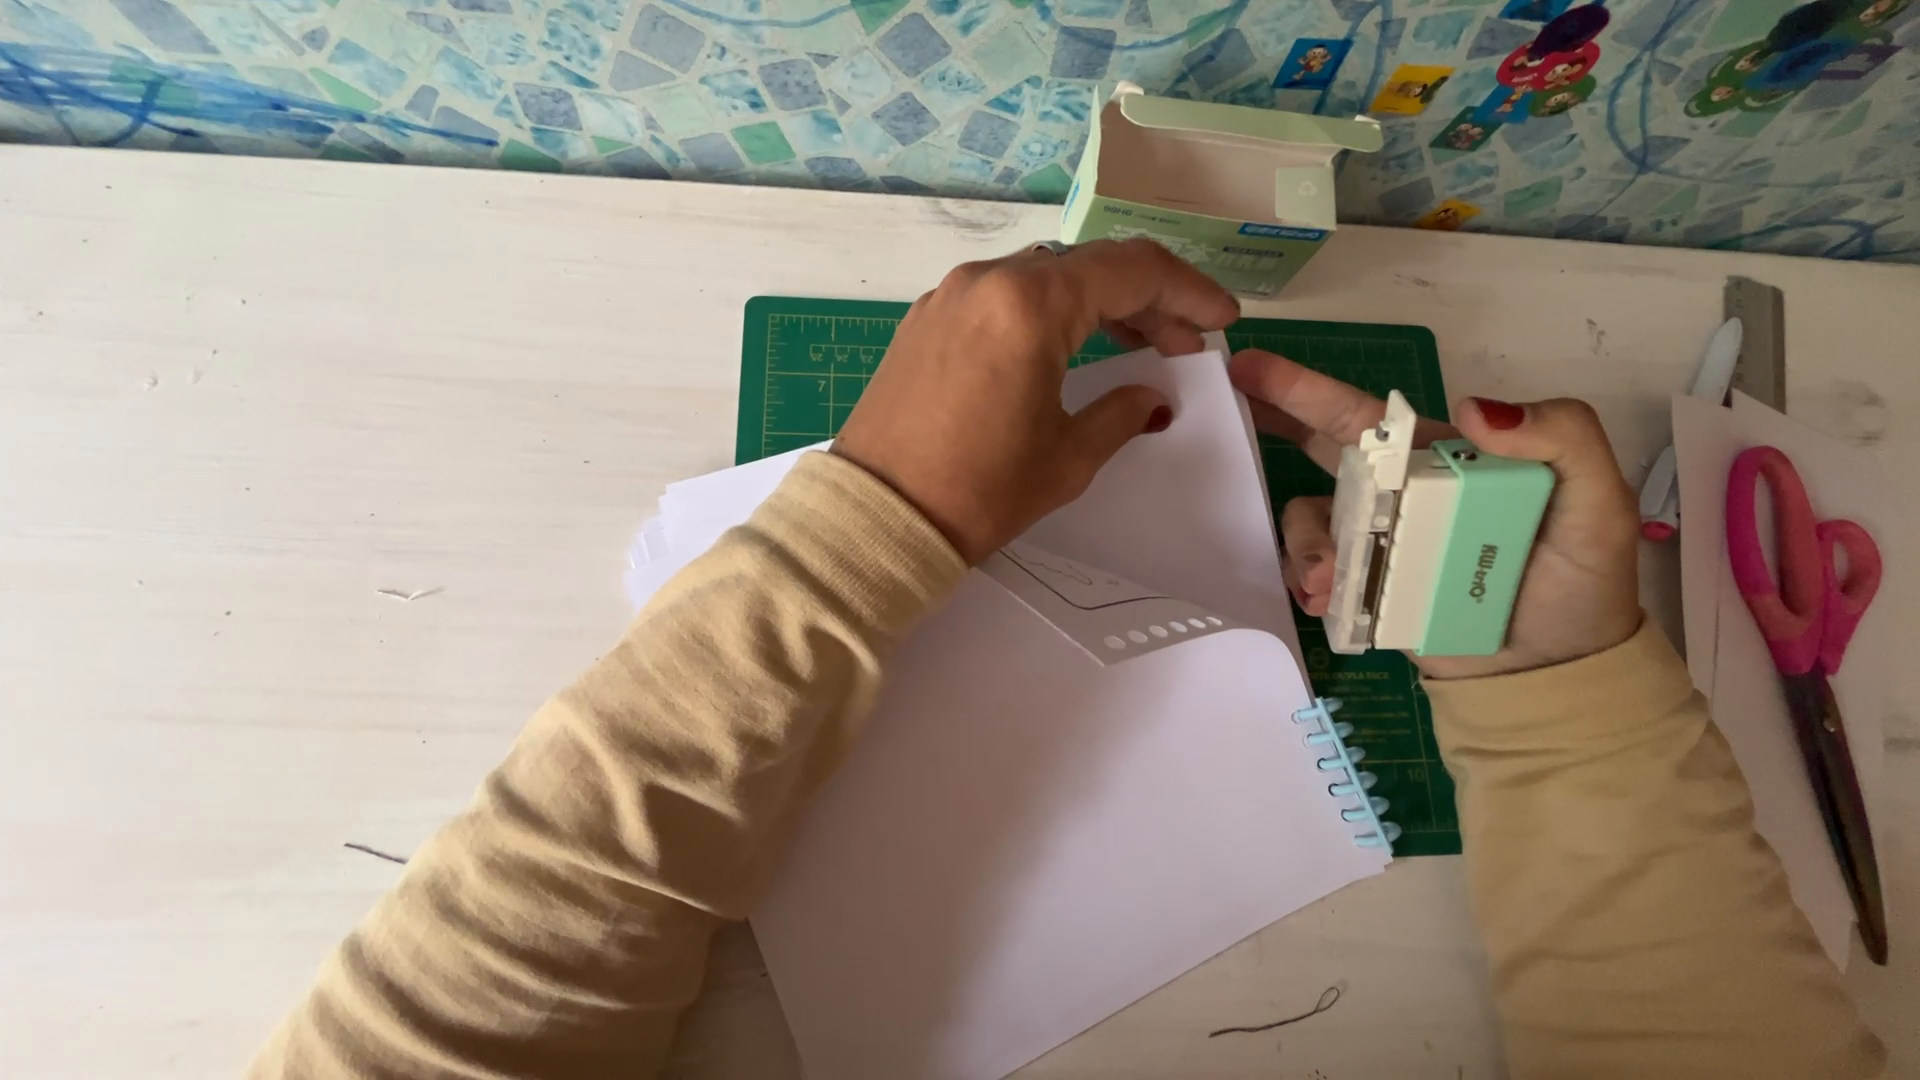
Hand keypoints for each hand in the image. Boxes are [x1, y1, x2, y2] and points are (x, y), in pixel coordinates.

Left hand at [832, 240, 1239, 563]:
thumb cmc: (978, 492)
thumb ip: (1121, 413)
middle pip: (1086, 266)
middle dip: (1143, 300)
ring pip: (1042, 277)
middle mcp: (986, 279)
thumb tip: (1150, 396)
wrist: (878, 517)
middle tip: (1180, 344)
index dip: (1187, 291)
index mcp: (1028, 304)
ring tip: (1130, 348)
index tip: (1220, 320)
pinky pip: (1000, 298)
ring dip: (1093, 304)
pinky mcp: (925, 320)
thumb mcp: (1067, 458)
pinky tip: (1062, 350)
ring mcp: (948, 296)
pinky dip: (1043, 314)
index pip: (1131, 270)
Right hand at [1229, 349, 1640, 678]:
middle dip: (1267, 427)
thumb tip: (1474, 406)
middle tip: (1221, 416)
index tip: (1250, 366)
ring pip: (1306, 522)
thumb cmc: (1573, 583)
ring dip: (1303, 545)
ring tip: (1325, 583)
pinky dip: (1306, 582)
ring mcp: (1370, 541)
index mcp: (1435, 460)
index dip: (1305, 389)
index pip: (1364, 417)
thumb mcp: (1595, 504)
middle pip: (1315, 450)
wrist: (1549, 673)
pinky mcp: (1357, 586)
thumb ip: (1561, 440)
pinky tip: (1324, 599)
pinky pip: (1309, 572)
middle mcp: (1391, 492)